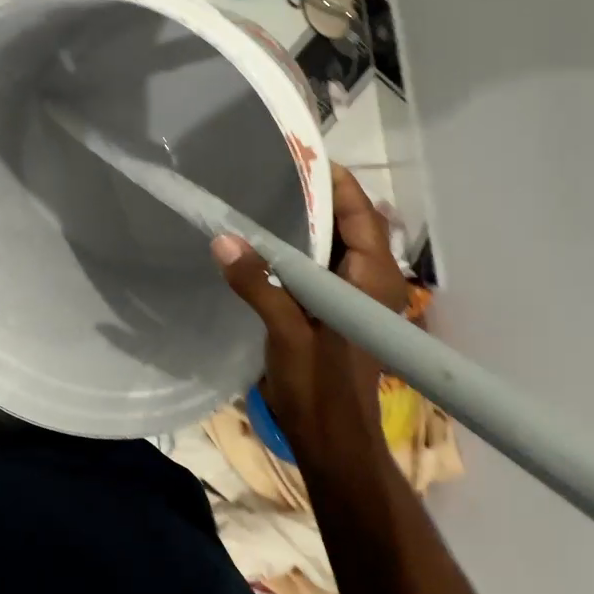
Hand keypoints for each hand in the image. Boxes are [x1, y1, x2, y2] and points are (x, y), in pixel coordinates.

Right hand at [211, 164, 408, 462]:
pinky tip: (262, 241)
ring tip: (261, 194)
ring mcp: (353, 297)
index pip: (361, 214)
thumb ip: (258, 284)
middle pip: (349, 223)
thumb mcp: (286, 333)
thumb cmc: (319, 386)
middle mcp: (369, 281)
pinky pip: (318, 263)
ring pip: (333, 243)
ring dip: (304, 219)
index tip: (296, 153)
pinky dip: (295, 245)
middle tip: (270, 168)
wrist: (332, 439)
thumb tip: (222, 237)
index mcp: (371, 280)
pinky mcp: (335, 311)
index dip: (334, 181)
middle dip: (315, 193)